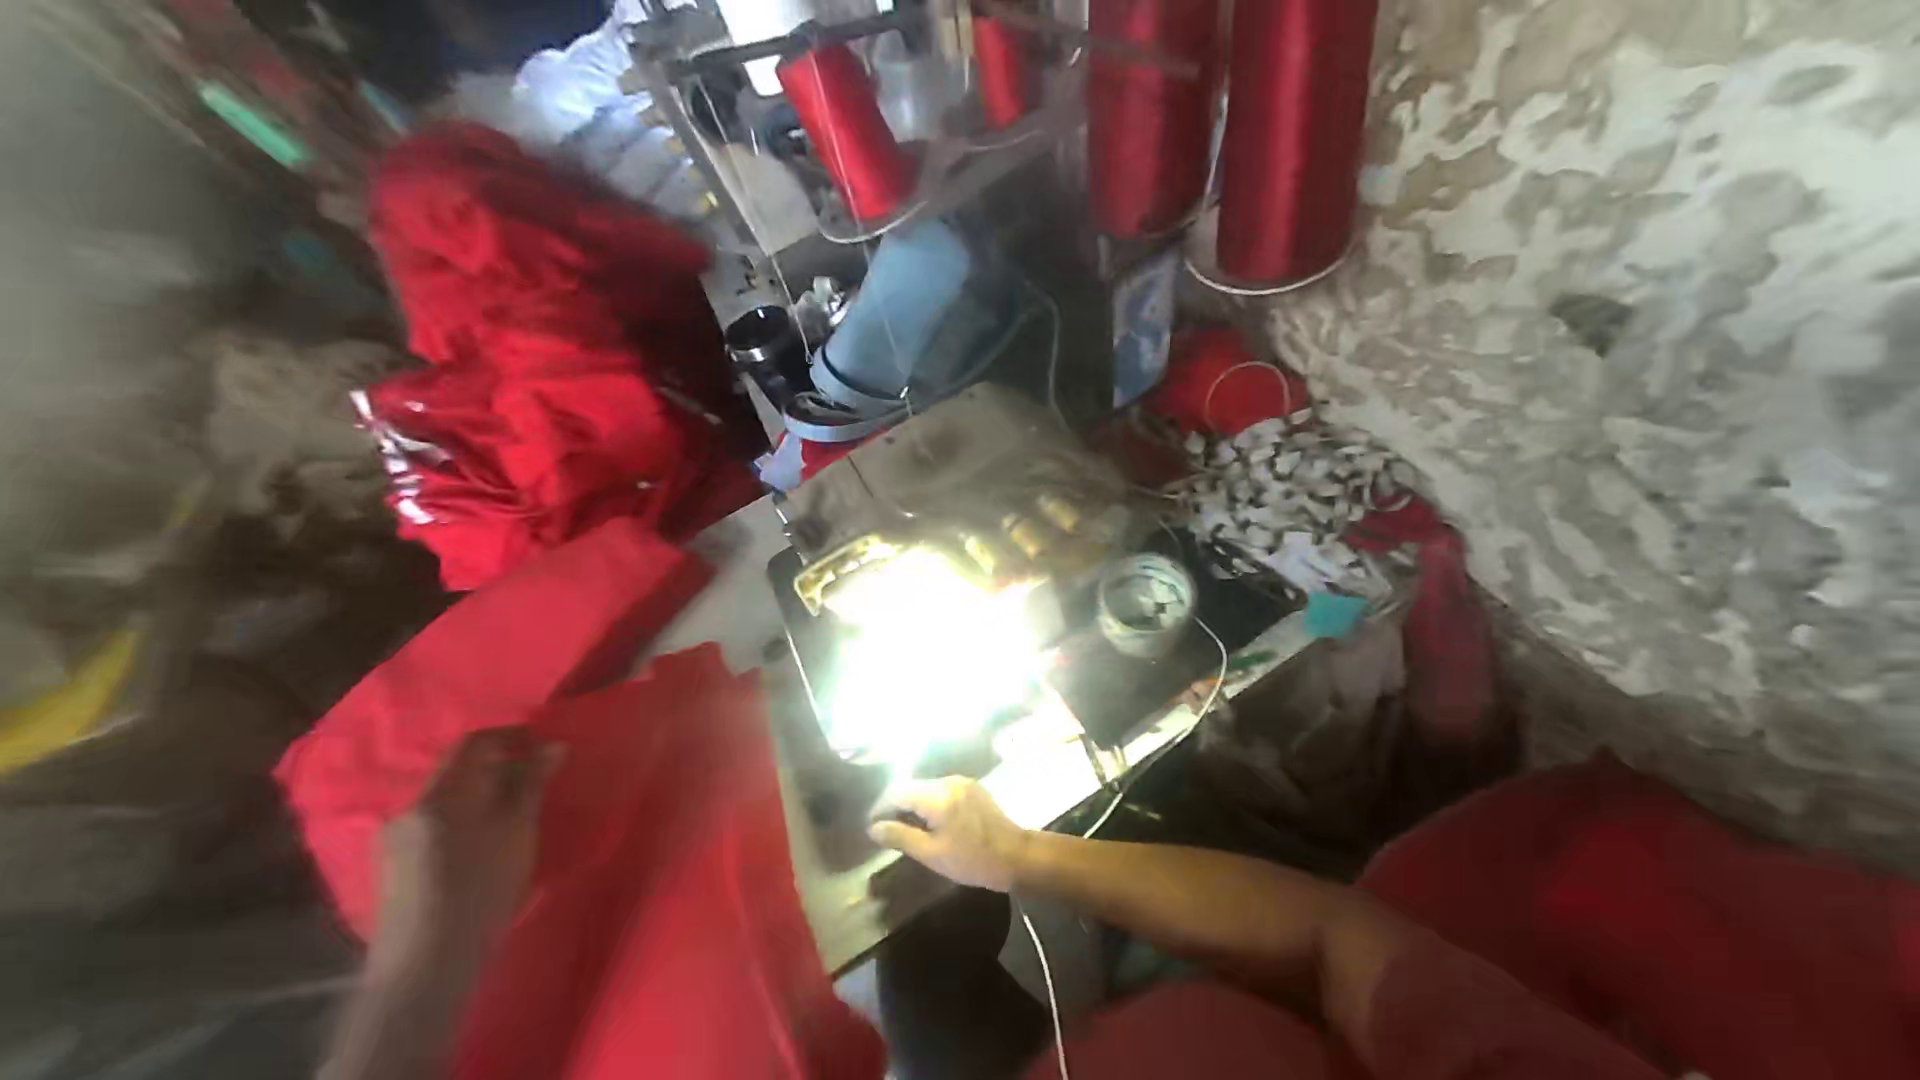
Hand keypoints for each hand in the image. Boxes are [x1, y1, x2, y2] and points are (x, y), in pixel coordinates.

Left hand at [376, 728, 562, 963]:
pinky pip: (437, 826)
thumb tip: (553, 745)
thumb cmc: (480, 887)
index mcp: (437, 794)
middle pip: (459, 772)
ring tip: (517, 815)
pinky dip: (467, 820)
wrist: (426, 965)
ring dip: (484, 796)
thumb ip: (532, 783)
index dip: (511, 735)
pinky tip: (487, 844)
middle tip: (538, 782)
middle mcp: (408, 809)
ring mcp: (395, 841)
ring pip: (449, 801)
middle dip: (500, 769)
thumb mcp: (517, 829)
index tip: (543, 743)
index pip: (473, 743)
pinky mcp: (395, 869)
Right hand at [868, 778, 1030, 891]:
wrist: (1016, 856)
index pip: (897, 791)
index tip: (872, 826)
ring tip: (905, 829)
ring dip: (913, 804)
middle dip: (895, 805)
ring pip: (926, 787)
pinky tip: (929, 823)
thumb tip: (873, 827)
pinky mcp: (971, 788)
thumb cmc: (972, 859)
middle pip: (911, 786)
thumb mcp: (931, 853)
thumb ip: (900, 837)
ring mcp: (962, 782)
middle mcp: (948, 780)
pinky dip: (929, 803)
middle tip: (886, 830)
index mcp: (936, 795)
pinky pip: (941, 790)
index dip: (880, 807)